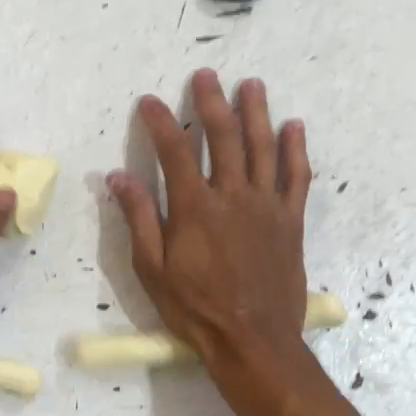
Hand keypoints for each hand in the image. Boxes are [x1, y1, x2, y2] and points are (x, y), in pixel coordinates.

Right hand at [108, 70, 312, 372]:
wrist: (253, 340)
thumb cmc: (194, 308)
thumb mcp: (152, 269)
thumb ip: (139, 218)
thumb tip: (119, 177)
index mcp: (195, 208)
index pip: (174, 151)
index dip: (160, 122)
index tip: (149, 101)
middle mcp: (233, 196)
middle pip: (223, 137)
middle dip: (212, 102)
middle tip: (206, 75)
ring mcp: (267, 206)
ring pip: (263, 147)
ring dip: (256, 112)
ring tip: (251, 84)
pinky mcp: (290, 220)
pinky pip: (296, 176)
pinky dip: (295, 149)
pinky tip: (293, 127)